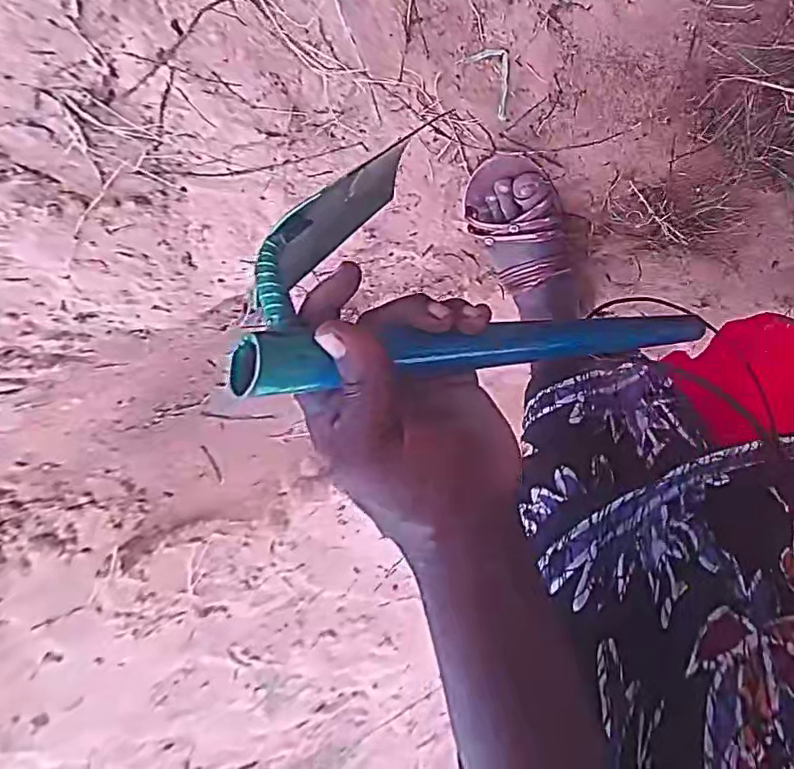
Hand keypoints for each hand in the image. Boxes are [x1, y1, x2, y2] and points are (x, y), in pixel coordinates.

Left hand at [293, 262, 517, 558]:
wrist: (476, 518)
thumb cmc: (413, 495)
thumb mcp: (373, 445)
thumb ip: (359, 385)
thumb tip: (333, 327)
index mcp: (335, 398)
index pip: (312, 340)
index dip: (324, 302)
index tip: (351, 275)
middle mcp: (370, 380)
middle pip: (376, 321)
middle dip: (405, 310)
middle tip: (438, 319)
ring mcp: (414, 375)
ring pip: (417, 321)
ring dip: (440, 311)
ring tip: (465, 322)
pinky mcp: (453, 374)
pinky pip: (454, 333)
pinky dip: (467, 320)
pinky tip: (480, 324)